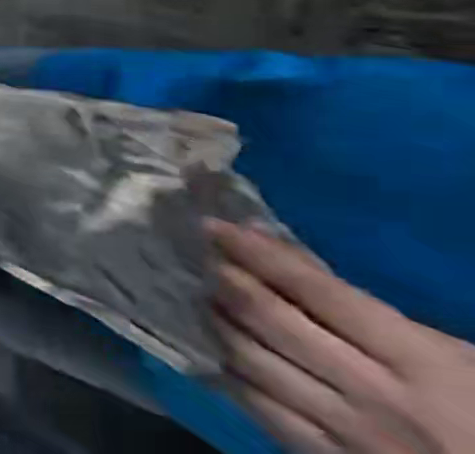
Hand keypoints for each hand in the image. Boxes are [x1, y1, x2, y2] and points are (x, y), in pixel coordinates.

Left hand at [209, 220, 474, 453]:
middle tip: (207, 262)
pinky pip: (257, 406)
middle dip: (225, 280)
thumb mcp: (454, 357)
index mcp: (420, 362)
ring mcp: (348, 432)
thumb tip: (283, 255)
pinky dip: (231, 370)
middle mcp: (375, 395)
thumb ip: (369, 310)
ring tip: (208, 300)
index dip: (253, 250)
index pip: (311, 288)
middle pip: (266, 317)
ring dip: (217, 320)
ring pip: (248, 357)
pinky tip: (226, 353)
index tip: (213, 226)